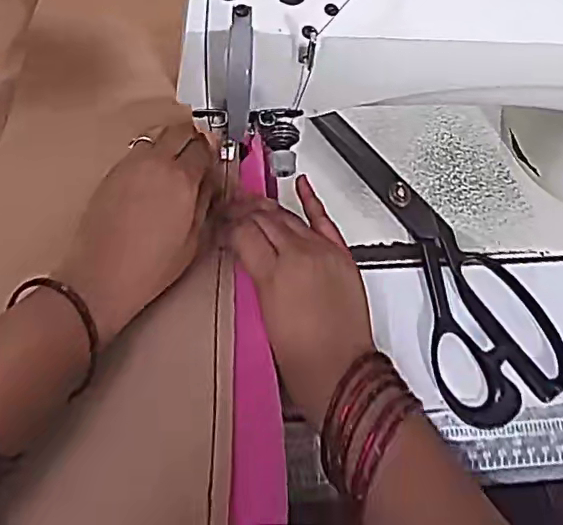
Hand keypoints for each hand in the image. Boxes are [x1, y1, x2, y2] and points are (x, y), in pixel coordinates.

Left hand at [56, 124, 218, 344]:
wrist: (100, 277)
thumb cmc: (147, 268)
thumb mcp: (193, 241)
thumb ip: (205, 203)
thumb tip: (209, 184)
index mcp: (181, 179)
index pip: (204, 146)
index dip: (212, 152)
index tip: (212, 161)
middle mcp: (156, 164)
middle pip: (180, 131)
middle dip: (192, 139)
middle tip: (196, 155)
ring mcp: (130, 165)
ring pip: (157, 136)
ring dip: (169, 144)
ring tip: (172, 166)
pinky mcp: (111, 172)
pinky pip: (137, 152)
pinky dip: (148, 156)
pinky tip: (149, 179)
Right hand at [222, 175, 374, 426]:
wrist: (343, 377)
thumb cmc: (303, 364)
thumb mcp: (262, 322)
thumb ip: (254, 282)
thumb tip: (247, 261)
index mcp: (273, 274)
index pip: (243, 233)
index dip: (227, 227)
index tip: (220, 227)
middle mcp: (298, 256)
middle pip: (264, 219)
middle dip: (243, 211)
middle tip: (230, 210)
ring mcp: (321, 252)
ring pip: (288, 217)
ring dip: (268, 207)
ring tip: (252, 201)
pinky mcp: (340, 255)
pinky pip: (323, 219)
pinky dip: (311, 200)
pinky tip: (302, 186)